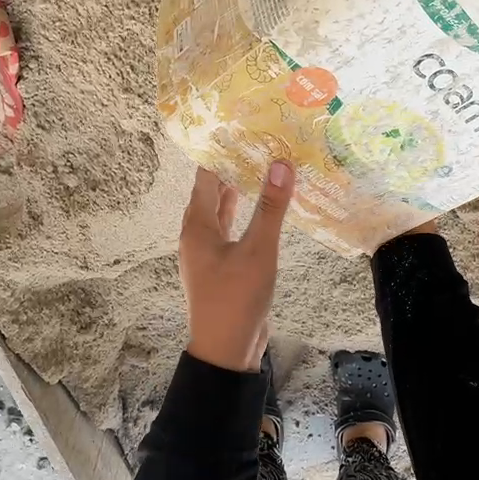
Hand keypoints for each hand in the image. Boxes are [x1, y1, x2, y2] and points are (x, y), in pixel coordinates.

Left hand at [179, 162, 295, 372]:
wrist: (225, 351)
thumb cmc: (236, 299)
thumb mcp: (258, 251)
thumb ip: (270, 208)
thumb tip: (281, 163)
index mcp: (197, 226)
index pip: (206, 177)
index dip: (221, 152)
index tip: (240, 128)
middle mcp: (197, 235)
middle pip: (212, 193)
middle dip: (232, 169)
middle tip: (256, 143)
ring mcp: (207, 253)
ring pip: (221, 213)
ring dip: (238, 192)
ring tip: (260, 167)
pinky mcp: (221, 267)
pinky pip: (229, 230)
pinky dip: (243, 216)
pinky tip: (262, 211)